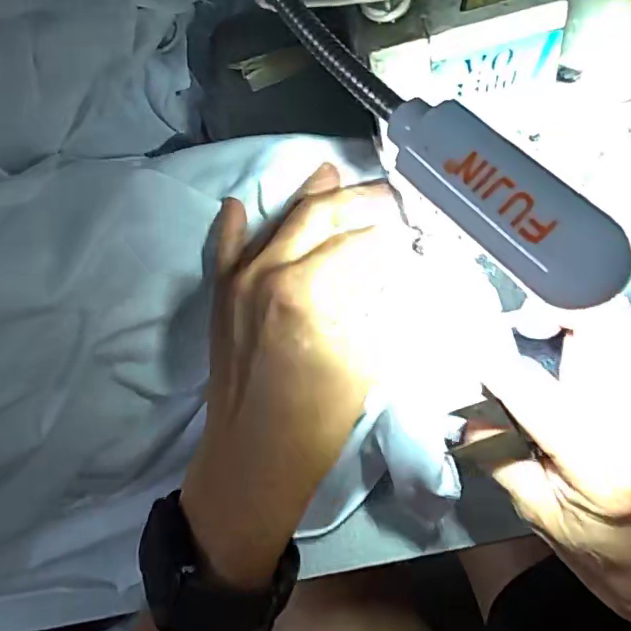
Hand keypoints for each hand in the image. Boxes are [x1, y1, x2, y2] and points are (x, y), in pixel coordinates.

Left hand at [180, 164, 415, 588]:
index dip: (387, 233)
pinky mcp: (222, 296)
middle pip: (318, 217)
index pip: (357, 243)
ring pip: (277, 222)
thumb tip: (385, 268)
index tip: (408, 226)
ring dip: (306, 197)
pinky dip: (234, 224)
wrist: (252, 460)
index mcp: (307, 289)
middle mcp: (268, 272)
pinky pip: (225, 248)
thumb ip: (373, 303)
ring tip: (328, 170)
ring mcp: (238, 280)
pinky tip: (238, 202)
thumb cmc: (318, 418)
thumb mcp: (363, 359)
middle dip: (355, 198)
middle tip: (385, 194)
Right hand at [472, 300, 630, 630]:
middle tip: (522, 325)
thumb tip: (465, 404)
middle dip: (549, 307)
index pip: (527, 382)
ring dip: (575, 335)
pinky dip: (605, 364)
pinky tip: (598, 399)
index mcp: (606, 464)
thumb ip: (498, 451)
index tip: (472, 349)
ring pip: (615, 330)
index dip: (491, 360)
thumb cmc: (622, 563)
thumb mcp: (543, 516)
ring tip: (555, 368)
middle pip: (597, 317)